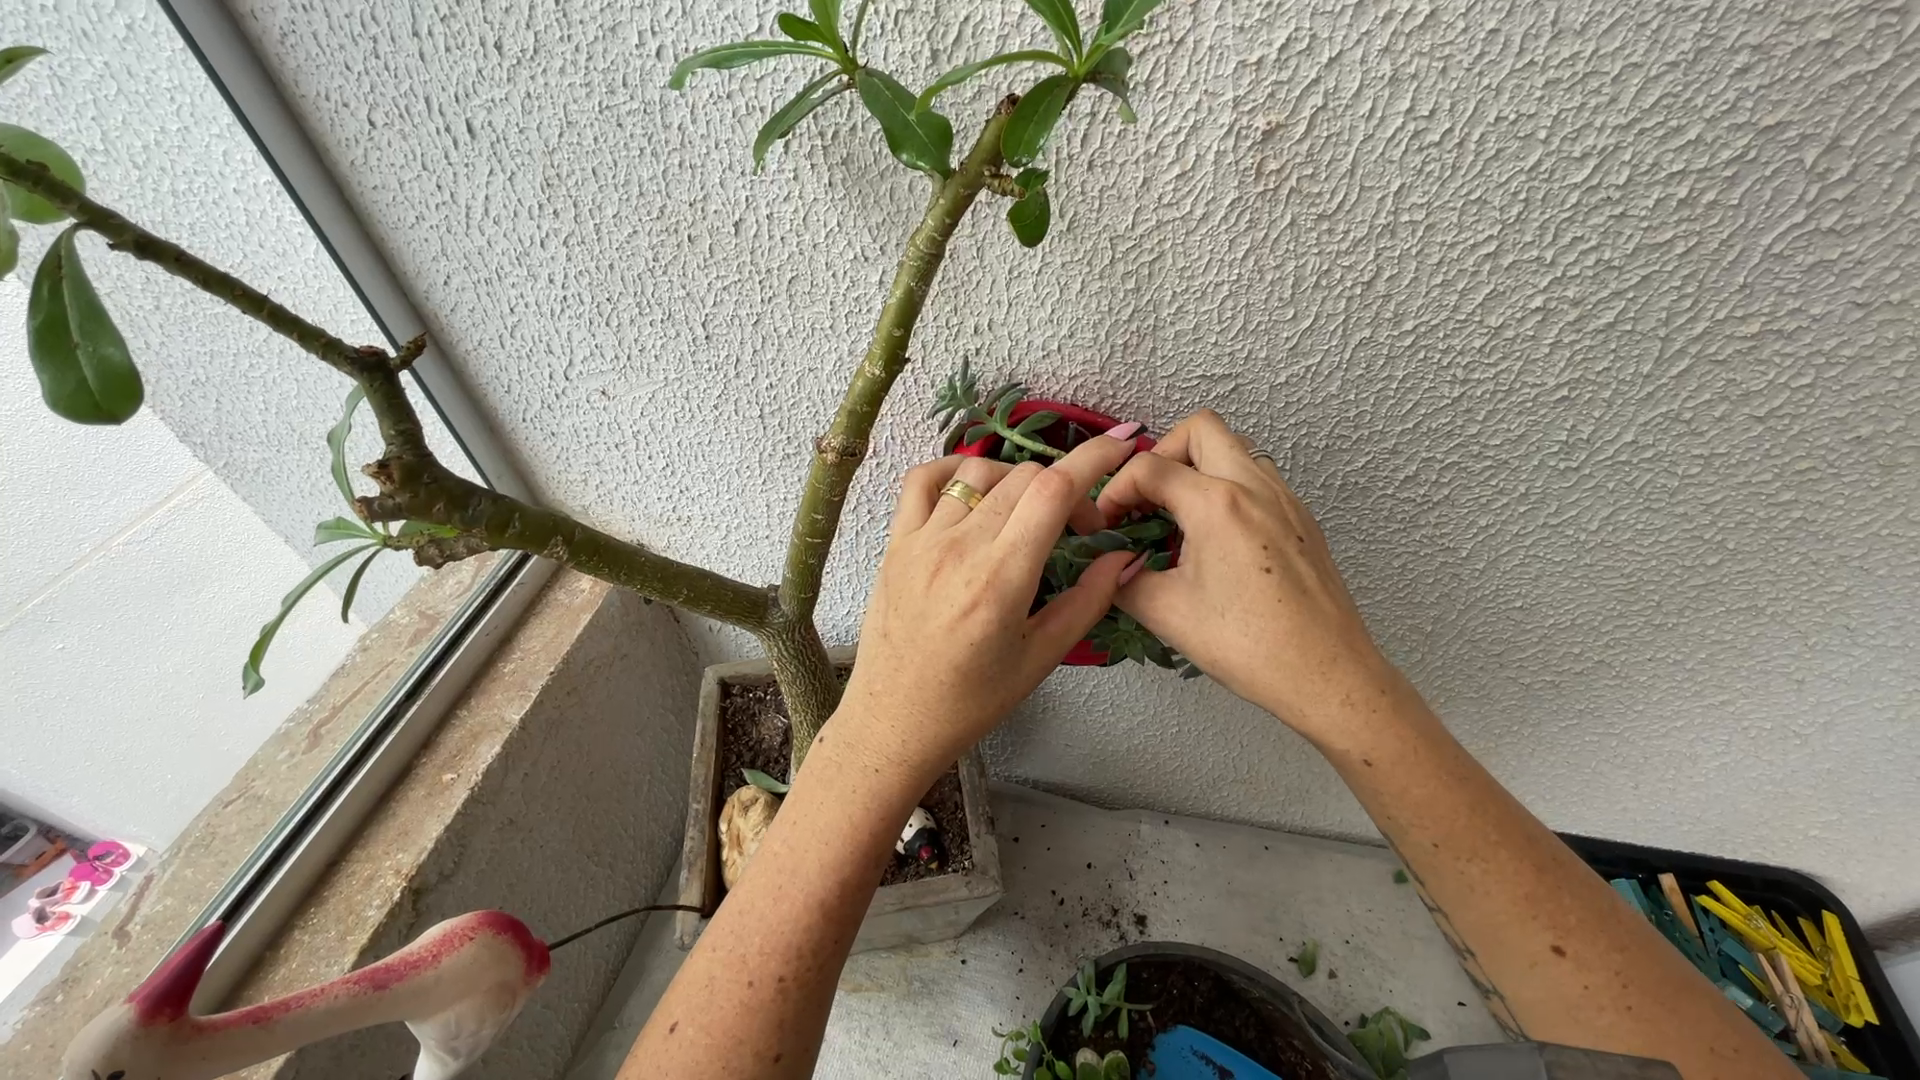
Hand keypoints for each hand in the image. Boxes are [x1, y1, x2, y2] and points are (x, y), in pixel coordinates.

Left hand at [835, 429, 1143, 778]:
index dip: (1094, 460)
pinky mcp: (896, 543)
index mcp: (1001, 579)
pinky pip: (923, 481)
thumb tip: (1124, 557)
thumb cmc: (970, 701)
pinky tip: (975, 491)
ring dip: (1016, 480)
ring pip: (978, 472)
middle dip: (1065, 487)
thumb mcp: (1040, 658)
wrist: (894, 721)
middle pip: (1024, 478)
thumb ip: (1087, 601)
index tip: (1120, 448)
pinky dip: (955, 470)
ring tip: (1028, 514)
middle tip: (1077, 527)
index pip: (1053, 490)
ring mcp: (921, 541)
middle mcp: (959, 548)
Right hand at [1096, 410, 1401, 734]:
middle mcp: (1255, 487)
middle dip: (1161, 454)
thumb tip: (1109, 568)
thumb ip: (1123, 581)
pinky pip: (1259, 478)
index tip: (1109, 523)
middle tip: (1145, 498)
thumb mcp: (1167, 614)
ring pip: (1236, 448)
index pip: (1149, 467)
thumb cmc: (1251, 647)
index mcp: (1217, 504)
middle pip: (1200, 428)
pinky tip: (1214, 537)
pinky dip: (1228, 488)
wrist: (1327, 676)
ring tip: (1178, 515)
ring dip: (1199, 466)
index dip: (1115, 490)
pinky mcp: (1301, 520)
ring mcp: (1285, 500)